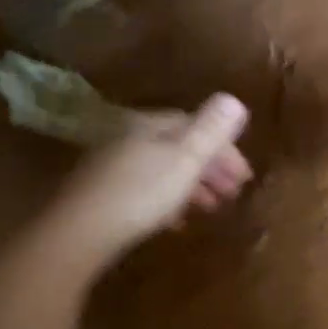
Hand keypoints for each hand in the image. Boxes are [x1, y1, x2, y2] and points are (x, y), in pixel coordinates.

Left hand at [49, 93, 252, 263]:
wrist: (82, 230)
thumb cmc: (142, 192)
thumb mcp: (185, 159)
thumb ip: (211, 130)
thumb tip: (234, 99)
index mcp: (149, 125)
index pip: (194, 125)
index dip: (224, 149)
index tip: (246, 177)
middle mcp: (128, 138)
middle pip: (178, 146)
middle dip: (210, 168)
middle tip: (233, 194)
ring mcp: (113, 166)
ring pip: (163, 169)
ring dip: (192, 186)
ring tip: (211, 209)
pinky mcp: (103, 194)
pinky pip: (145, 190)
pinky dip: (168, 201)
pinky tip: (176, 222)